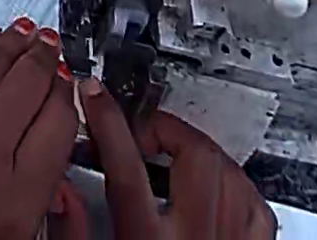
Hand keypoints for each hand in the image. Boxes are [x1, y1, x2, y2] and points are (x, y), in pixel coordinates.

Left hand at [0, 18, 77, 239]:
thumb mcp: (3, 238)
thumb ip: (34, 192)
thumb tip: (51, 148)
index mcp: (15, 198)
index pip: (59, 125)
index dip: (68, 95)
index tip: (69, 83)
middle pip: (29, 83)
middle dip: (46, 58)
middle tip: (53, 46)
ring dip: (15, 40)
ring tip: (28, 30)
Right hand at [78, 79, 275, 239]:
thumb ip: (75, 227)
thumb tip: (62, 187)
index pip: (125, 166)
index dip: (107, 118)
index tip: (93, 91)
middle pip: (191, 153)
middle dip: (161, 127)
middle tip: (137, 131)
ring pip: (228, 169)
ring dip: (194, 148)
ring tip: (168, 152)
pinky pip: (255, 203)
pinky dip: (232, 181)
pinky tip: (212, 183)